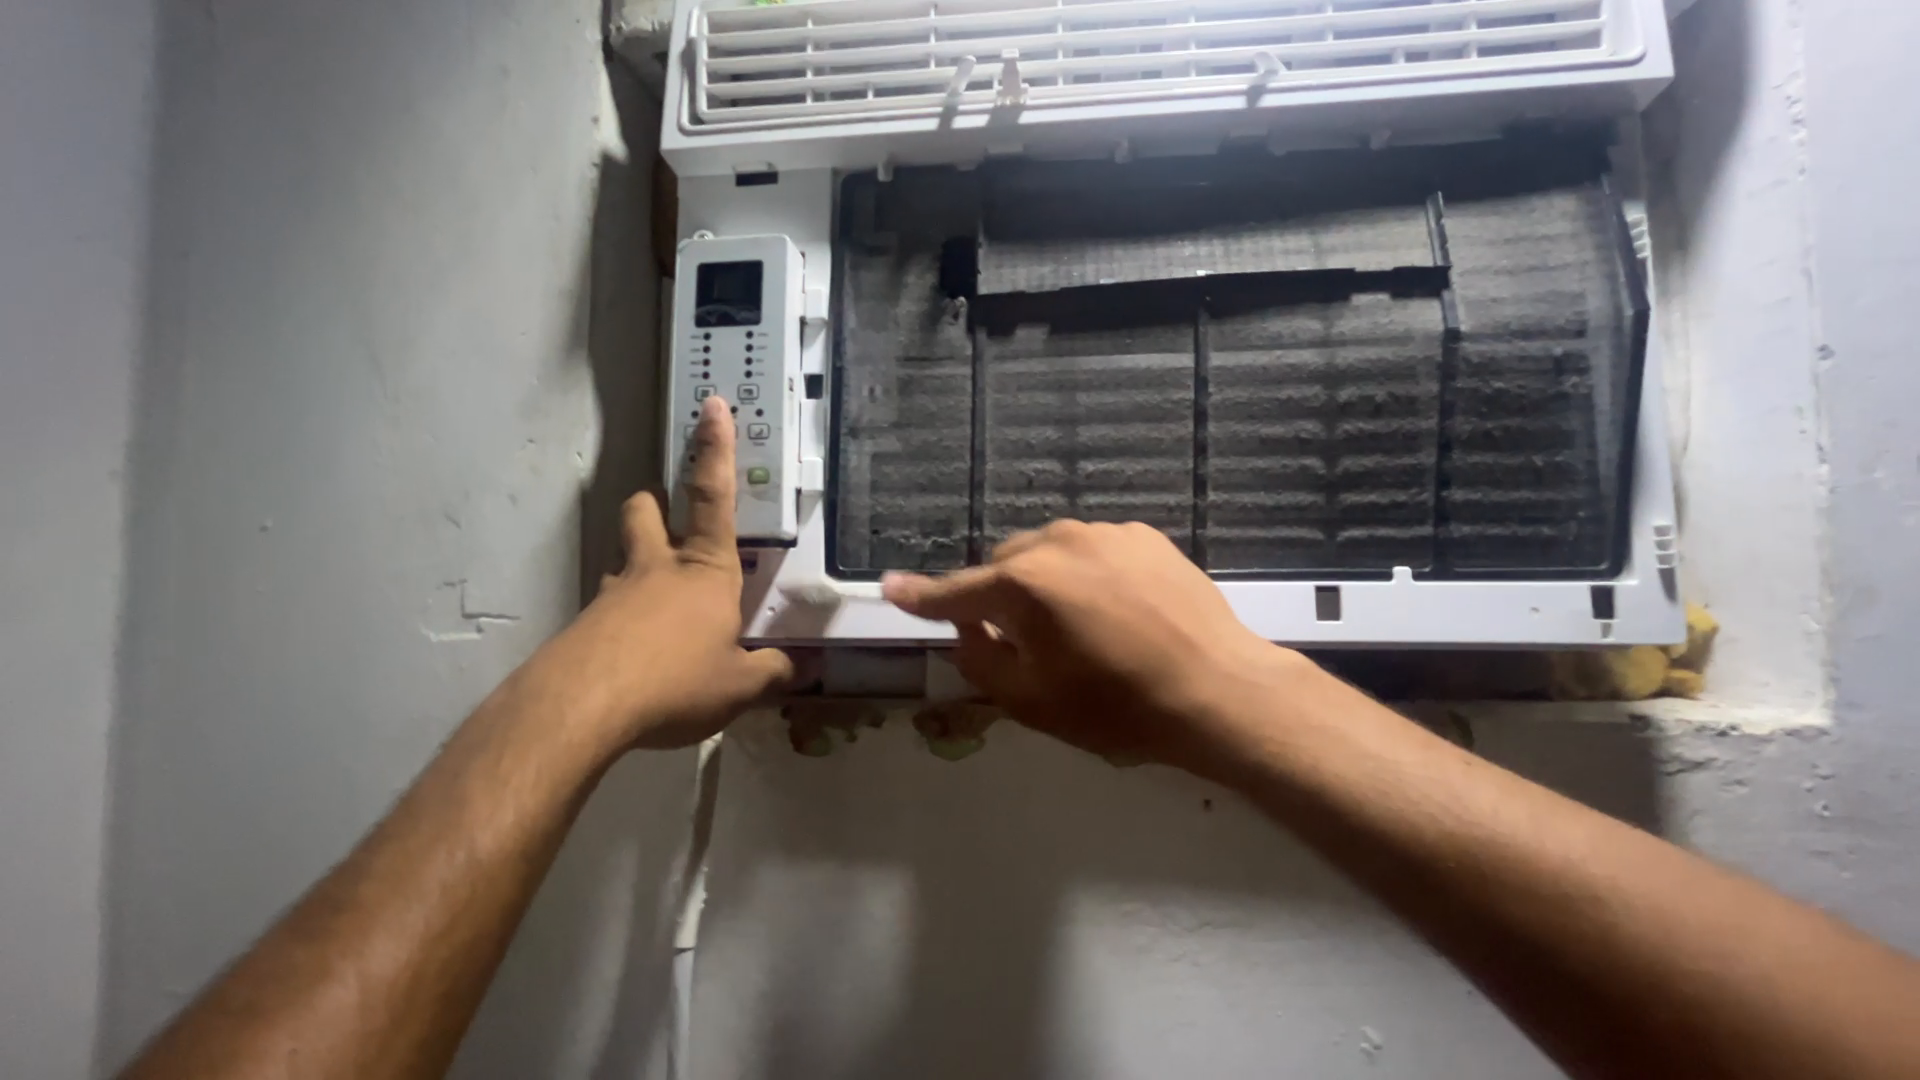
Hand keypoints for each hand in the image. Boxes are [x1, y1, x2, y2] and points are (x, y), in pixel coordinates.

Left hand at [523, 396, 792, 751]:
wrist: (583, 707)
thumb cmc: (678, 681)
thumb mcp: (740, 686)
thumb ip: (772, 672)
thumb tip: (800, 668)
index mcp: (706, 570)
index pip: (714, 496)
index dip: (716, 449)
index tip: (711, 404)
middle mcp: (658, 569)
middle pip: (645, 511)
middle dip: (653, 503)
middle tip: (662, 518)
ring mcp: (615, 594)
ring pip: (623, 559)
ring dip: (637, 567)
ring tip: (657, 612)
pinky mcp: (586, 625)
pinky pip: (609, 610)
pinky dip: (623, 623)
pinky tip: (636, 660)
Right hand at [882, 521, 1308, 772]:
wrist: (1219, 692)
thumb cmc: (1117, 708)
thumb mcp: (1031, 702)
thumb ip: (980, 661)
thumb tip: (966, 629)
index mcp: (1022, 585)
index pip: (954, 593)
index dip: (919, 596)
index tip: (891, 588)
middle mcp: (1056, 543)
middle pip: (1003, 566)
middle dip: (998, 598)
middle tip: (1021, 641)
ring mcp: (1104, 533)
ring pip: (1047, 553)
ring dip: (1043, 583)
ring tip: (1076, 626)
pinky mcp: (1142, 536)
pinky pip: (1091, 551)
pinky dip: (1085, 574)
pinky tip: (1115, 610)